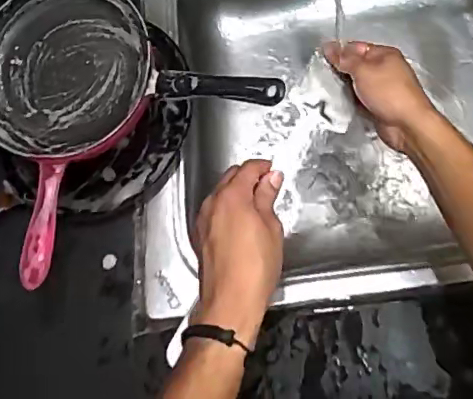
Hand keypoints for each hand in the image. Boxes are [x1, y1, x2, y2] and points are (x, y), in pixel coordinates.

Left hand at [191, 159, 283, 344]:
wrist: (229, 304)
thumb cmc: (254, 268)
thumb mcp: (271, 228)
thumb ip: (268, 197)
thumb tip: (271, 178)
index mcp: (232, 195)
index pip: (247, 169)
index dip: (262, 167)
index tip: (272, 170)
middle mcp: (213, 202)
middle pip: (231, 177)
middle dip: (248, 177)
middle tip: (267, 185)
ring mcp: (203, 219)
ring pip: (220, 193)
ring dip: (236, 192)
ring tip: (256, 204)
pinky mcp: (200, 235)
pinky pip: (214, 210)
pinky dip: (227, 208)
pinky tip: (240, 221)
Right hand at [321, 40, 439, 152]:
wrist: (409, 126)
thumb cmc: (388, 92)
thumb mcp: (363, 70)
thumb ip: (344, 59)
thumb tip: (328, 46)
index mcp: (384, 54)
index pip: (356, 47)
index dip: (339, 52)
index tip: (322, 59)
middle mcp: (385, 69)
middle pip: (356, 65)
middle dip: (341, 71)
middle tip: (323, 76)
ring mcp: (383, 89)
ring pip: (357, 84)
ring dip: (345, 88)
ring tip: (327, 91)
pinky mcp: (380, 106)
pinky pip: (361, 99)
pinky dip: (351, 101)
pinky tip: (339, 104)